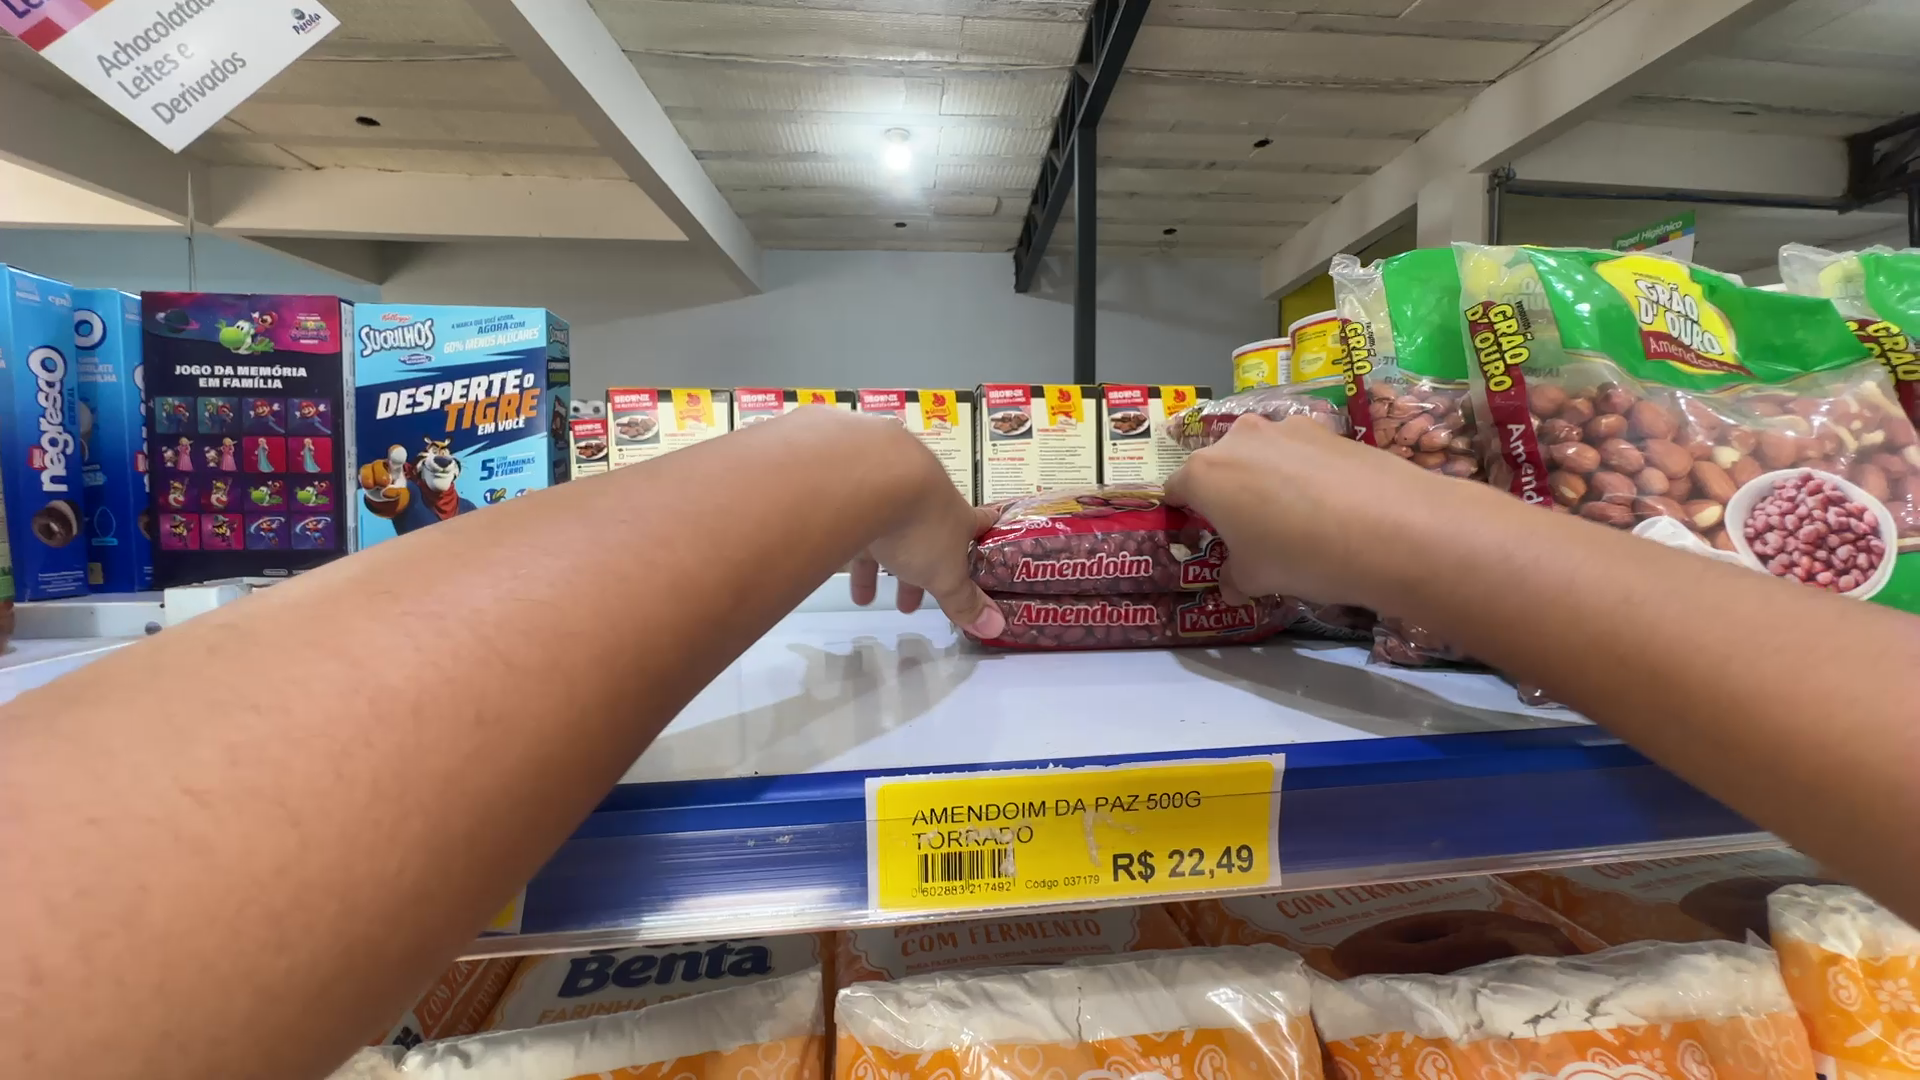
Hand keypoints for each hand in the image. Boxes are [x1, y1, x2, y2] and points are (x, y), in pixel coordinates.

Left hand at [849, 487, 1005, 639]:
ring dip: (879, 568)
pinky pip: (857, 528)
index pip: (980, 523)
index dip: (987, 532)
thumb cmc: (923, 529)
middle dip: (921, 573)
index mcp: (957, 517)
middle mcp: (927, 502)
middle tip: (911, 604)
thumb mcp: (946, 574)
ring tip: (865, 598)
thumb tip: (997, 627)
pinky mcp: (857, 497)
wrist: (871, 480)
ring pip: (889, 534)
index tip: (992, 534)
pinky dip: (852, 550)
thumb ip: (965, 601)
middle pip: (929, 539)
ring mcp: (891, 496)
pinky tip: (838, 568)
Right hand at [1165, 414, 1447, 605]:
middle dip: (1227, 492)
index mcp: (1204, 474)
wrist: (1394, 530)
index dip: (1182, 512)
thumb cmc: (1300, 554)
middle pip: (1219, 465)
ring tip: (1295, 516)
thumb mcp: (1255, 579)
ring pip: (1263, 455)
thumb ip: (1234, 577)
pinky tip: (1330, 505)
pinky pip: (1302, 453)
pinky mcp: (1330, 429)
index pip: (1175, 488)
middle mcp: (1239, 439)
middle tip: (1247, 527)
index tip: (1195, 530)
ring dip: (1267, 478)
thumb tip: (1233, 585)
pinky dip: (1306, 474)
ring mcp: (1287, 428)